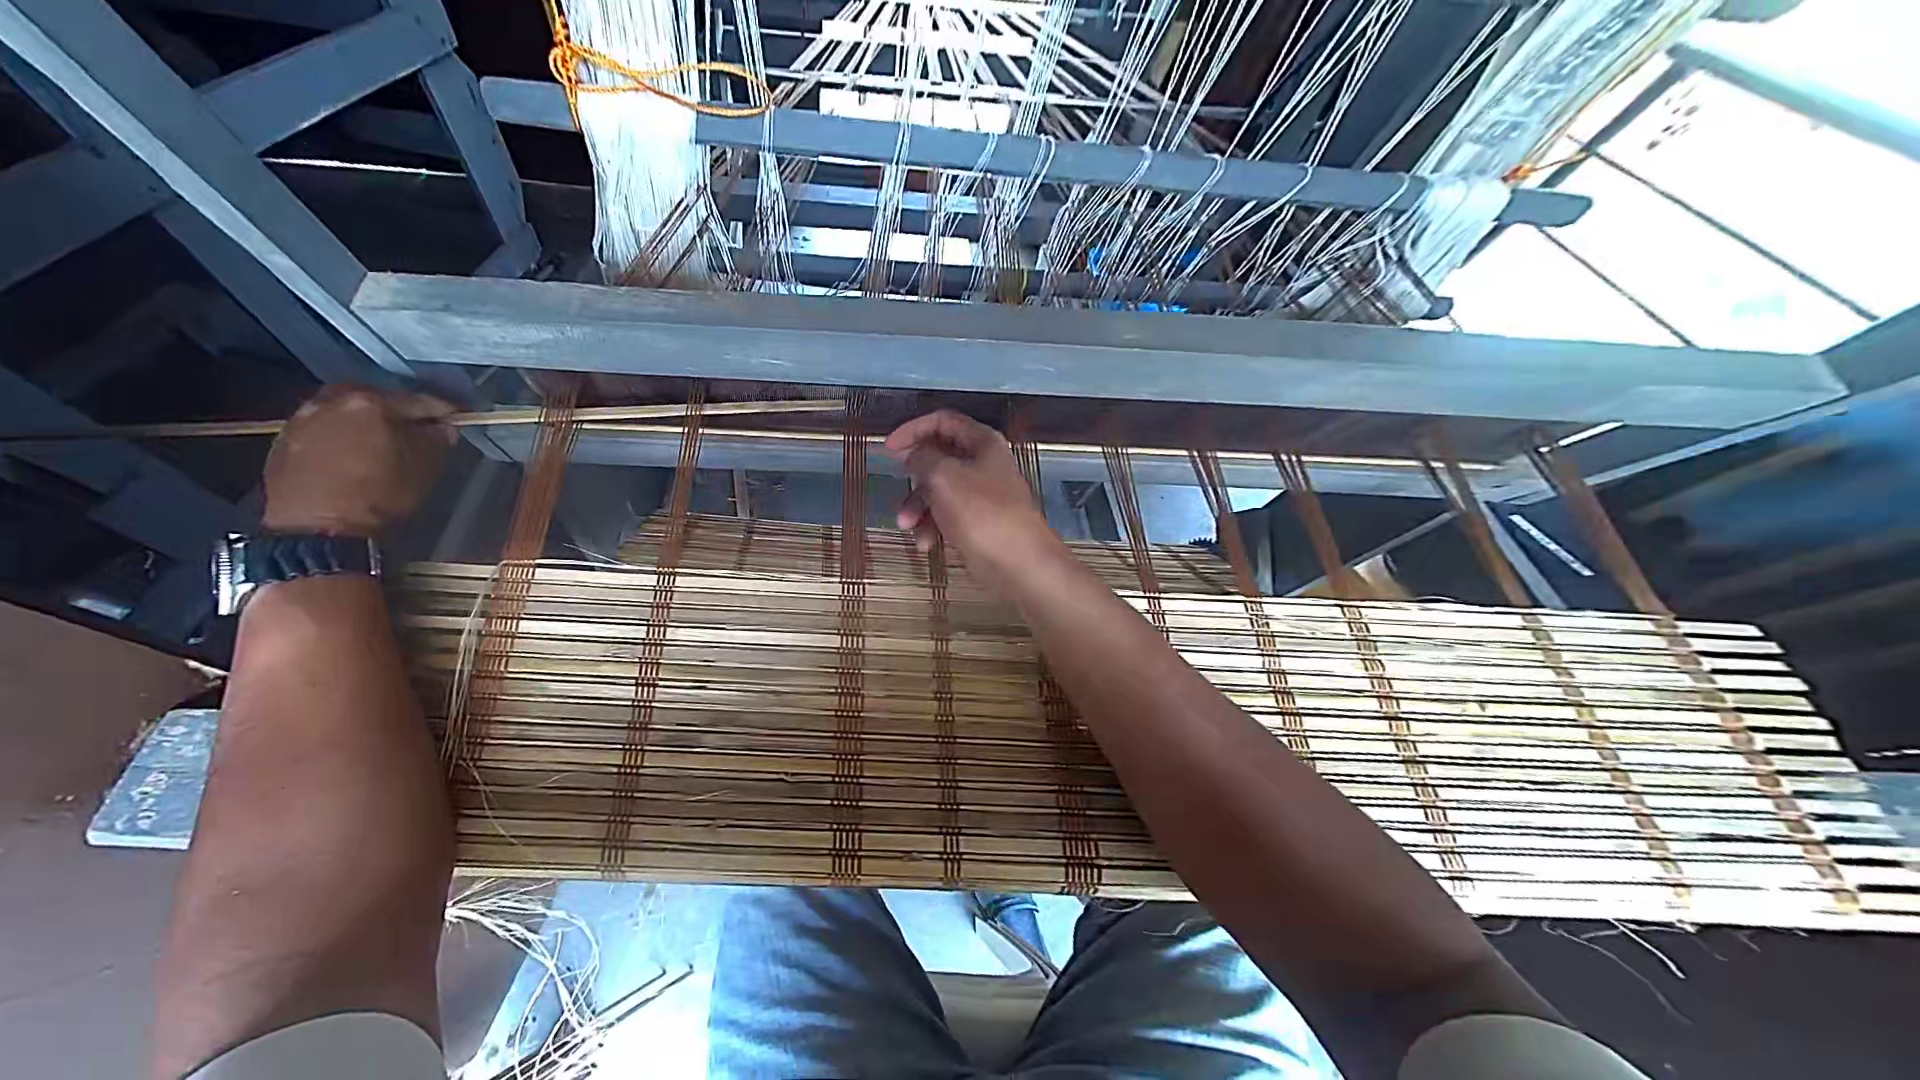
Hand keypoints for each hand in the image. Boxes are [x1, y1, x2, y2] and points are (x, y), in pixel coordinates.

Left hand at [262, 385, 455, 537]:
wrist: (318, 528)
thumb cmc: (381, 495)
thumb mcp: (425, 467)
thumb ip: (437, 439)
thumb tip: (441, 427)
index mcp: (372, 402)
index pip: (420, 401)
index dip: (444, 411)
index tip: (457, 418)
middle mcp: (332, 401)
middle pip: (375, 398)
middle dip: (397, 411)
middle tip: (414, 428)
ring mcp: (301, 419)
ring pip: (344, 411)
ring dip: (363, 421)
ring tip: (378, 441)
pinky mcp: (282, 440)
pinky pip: (321, 428)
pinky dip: (339, 435)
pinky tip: (349, 455)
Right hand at [883, 410, 1060, 586]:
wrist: (1018, 562)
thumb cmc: (982, 513)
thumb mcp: (943, 476)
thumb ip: (922, 458)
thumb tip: (914, 455)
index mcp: (981, 443)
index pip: (942, 421)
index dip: (913, 429)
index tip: (890, 447)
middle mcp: (983, 464)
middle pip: (938, 459)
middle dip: (914, 476)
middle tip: (898, 485)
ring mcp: (981, 495)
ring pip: (939, 491)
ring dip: (918, 507)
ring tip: (907, 525)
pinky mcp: (978, 523)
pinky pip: (946, 517)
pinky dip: (932, 527)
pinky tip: (926, 544)